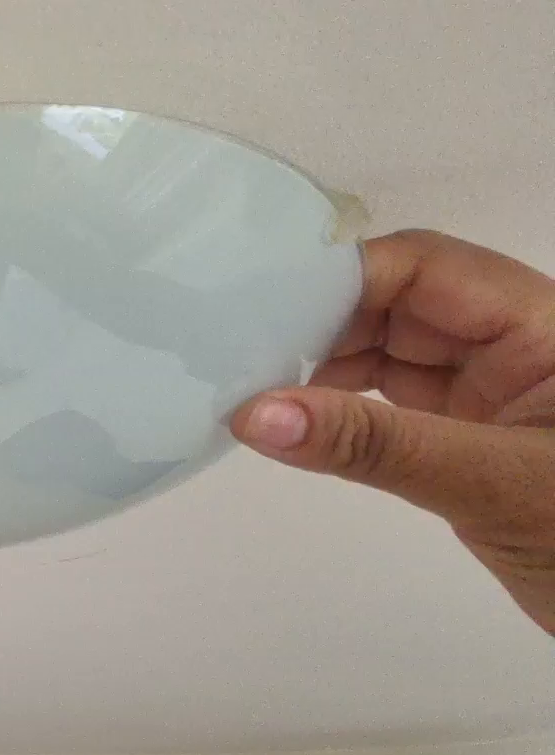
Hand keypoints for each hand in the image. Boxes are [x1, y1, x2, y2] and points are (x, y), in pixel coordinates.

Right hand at [231, 230, 554, 633]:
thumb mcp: (502, 488)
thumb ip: (374, 445)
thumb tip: (248, 415)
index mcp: (550, 330)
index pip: (421, 267)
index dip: (336, 279)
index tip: (251, 312)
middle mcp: (521, 345)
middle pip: (391, 301)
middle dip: (312, 324)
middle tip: (232, 356)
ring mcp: (497, 389)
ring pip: (381, 347)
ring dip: (314, 365)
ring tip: (249, 390)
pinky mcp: (472, 431)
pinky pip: (386, 395)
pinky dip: (333, 403)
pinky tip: (295, 422)